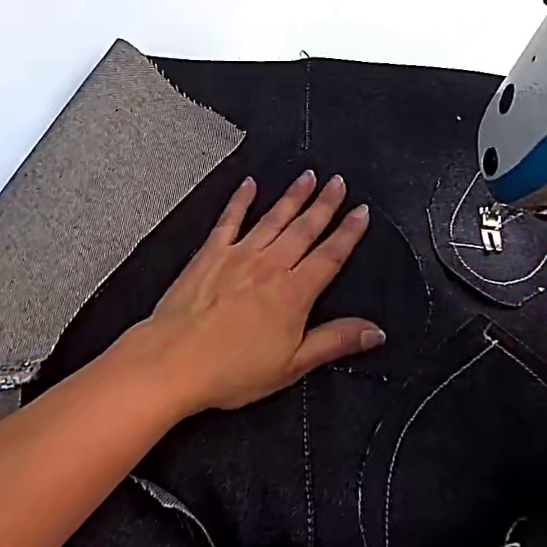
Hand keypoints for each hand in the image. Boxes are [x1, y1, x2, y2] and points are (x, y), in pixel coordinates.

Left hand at [117, 172, 382, 414]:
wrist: (172, 363)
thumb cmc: (229, 370)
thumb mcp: (292, 365)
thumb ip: (335, 342)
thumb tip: (374, 332)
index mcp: (294, 293)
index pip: (330, 255)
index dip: (349, 232)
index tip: (361, 211)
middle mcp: (270, 266)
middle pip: (305, 228)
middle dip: (325, 203)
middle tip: (338, 182)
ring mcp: (239, 256)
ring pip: (274, 218)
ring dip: (294, 195)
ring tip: (308, 176)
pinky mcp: (210, 254)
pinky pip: (230, 220)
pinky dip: (240, 200)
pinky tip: (249, 184)